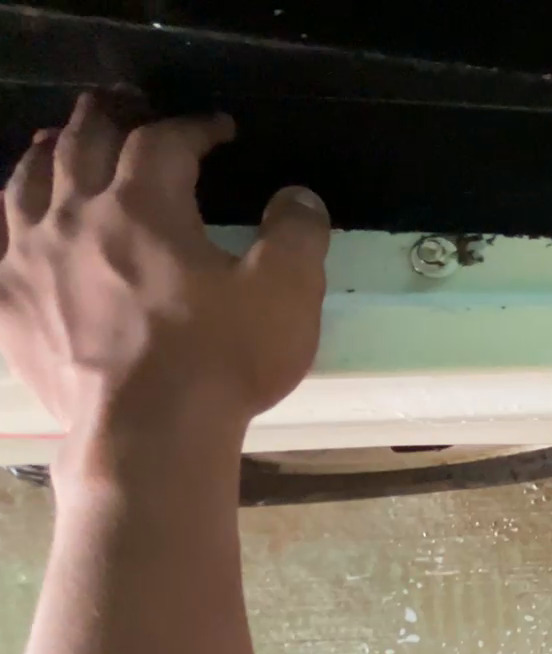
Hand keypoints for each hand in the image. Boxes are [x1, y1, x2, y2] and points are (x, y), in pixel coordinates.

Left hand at [0, 93, 330, 479]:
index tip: (221, 127)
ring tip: (73, 142)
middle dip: (111, 116)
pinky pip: (0, 228)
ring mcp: (29, 254)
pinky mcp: (10, 296)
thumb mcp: (289, 296)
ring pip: (28, 176)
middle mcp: (73, 215)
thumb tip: (299, 196)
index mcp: (144, 209)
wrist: (150, 426)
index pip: (164, 144)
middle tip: (133, 106)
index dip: (194, 127)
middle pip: (82, 143)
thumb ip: (297, 237)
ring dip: (56, 149)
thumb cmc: (226, 356)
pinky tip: (28, 211)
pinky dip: (18, 203)